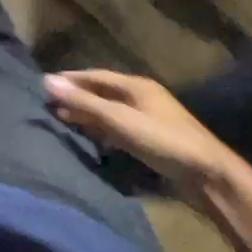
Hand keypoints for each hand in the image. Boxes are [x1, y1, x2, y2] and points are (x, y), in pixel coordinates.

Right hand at [45, 71, 239, 190]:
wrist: (208, 175)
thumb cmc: (163, 141)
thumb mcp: (119, 120)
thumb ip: (83, 102)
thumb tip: (47, 81)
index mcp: (136, 86)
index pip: (94, 76)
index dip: (69, 79)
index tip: (43, 84)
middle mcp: (141, 97)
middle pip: (101, 92)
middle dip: (75, 96)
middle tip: (46, 103)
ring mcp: (147, 118)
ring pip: (108, 110)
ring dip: (85, 113)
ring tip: (59, 118)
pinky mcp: (149, 139)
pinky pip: (116, 127)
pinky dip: (98, 128)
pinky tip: (87, 135)